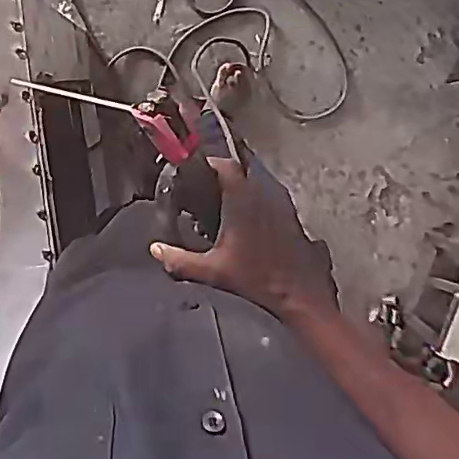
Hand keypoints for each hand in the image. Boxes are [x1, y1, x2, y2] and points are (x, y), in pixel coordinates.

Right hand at [149, 156, 338, 322]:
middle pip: (244, 167)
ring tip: (226, 200)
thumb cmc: (258, 279)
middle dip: (226, 172)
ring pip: (259, 180)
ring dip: (243, 184)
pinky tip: (249, 219)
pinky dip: (258, 199)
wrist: (301, 296)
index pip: (226, 164)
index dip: (210, 163)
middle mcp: (265, 194)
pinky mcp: (293, 216)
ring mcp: (283, 204)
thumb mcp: (213, 271)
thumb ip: (181, 260)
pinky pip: (272, 196)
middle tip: (208, 183)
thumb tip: (157, 250)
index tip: (198, 169)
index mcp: (244, 198)